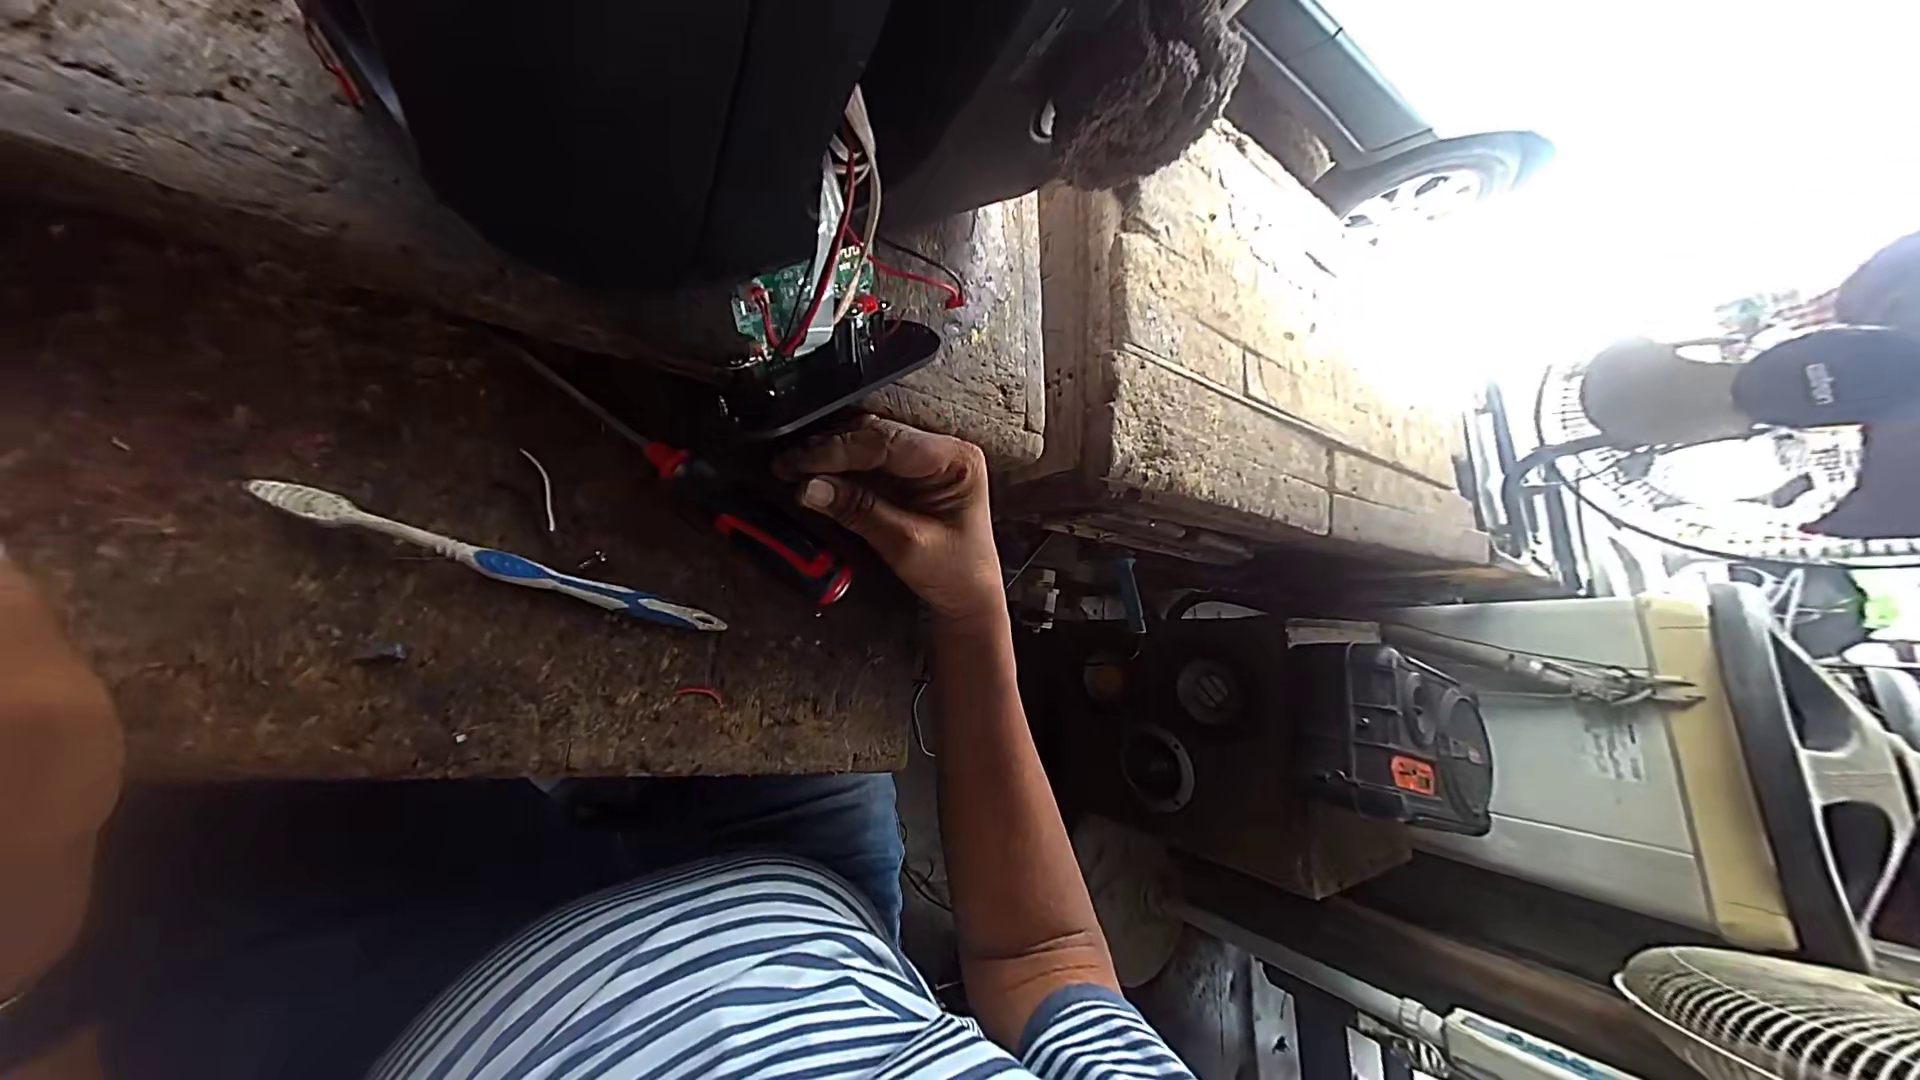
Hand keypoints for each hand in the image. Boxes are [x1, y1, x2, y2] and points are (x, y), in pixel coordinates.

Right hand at [774, 416, 1002, 622]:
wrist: (969, 597)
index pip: (887, 441)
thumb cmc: (956, 573)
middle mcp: (942, 451)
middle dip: (828, 448)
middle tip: (787, 463)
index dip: (838, 449)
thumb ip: (860, 511)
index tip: (800, 461)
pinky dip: (839, 468)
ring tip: (793, 467)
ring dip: (829, 455)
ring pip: (867, 443)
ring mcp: (925, 461)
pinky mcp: (909, 475)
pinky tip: (814, 475)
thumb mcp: (906, 545)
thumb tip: (811, 487)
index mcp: (954, 460)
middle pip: (875, 436)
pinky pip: (868, 462)